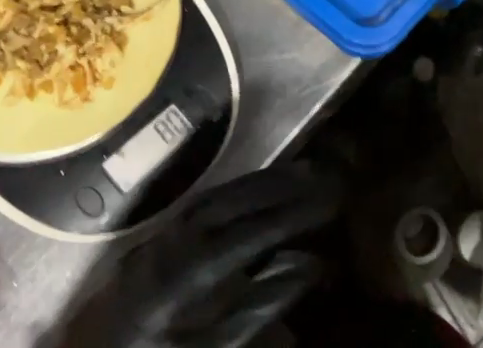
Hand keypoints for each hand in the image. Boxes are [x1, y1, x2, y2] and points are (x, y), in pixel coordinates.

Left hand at [47, 162, 340, 347]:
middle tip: (323, 174)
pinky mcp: (148, 245)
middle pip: (235, 201)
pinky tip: (252, 192)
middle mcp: (171, 244)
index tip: (333, 200)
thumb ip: (260, 309)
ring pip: (216, 196)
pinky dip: (232, 193)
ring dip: (259, 181)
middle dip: (283, 185)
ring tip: (298, 173)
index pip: (255, 231)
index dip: (297, 213)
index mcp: (188, 275)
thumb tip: (312, 265)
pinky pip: (198, 205)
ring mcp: (157, 240)